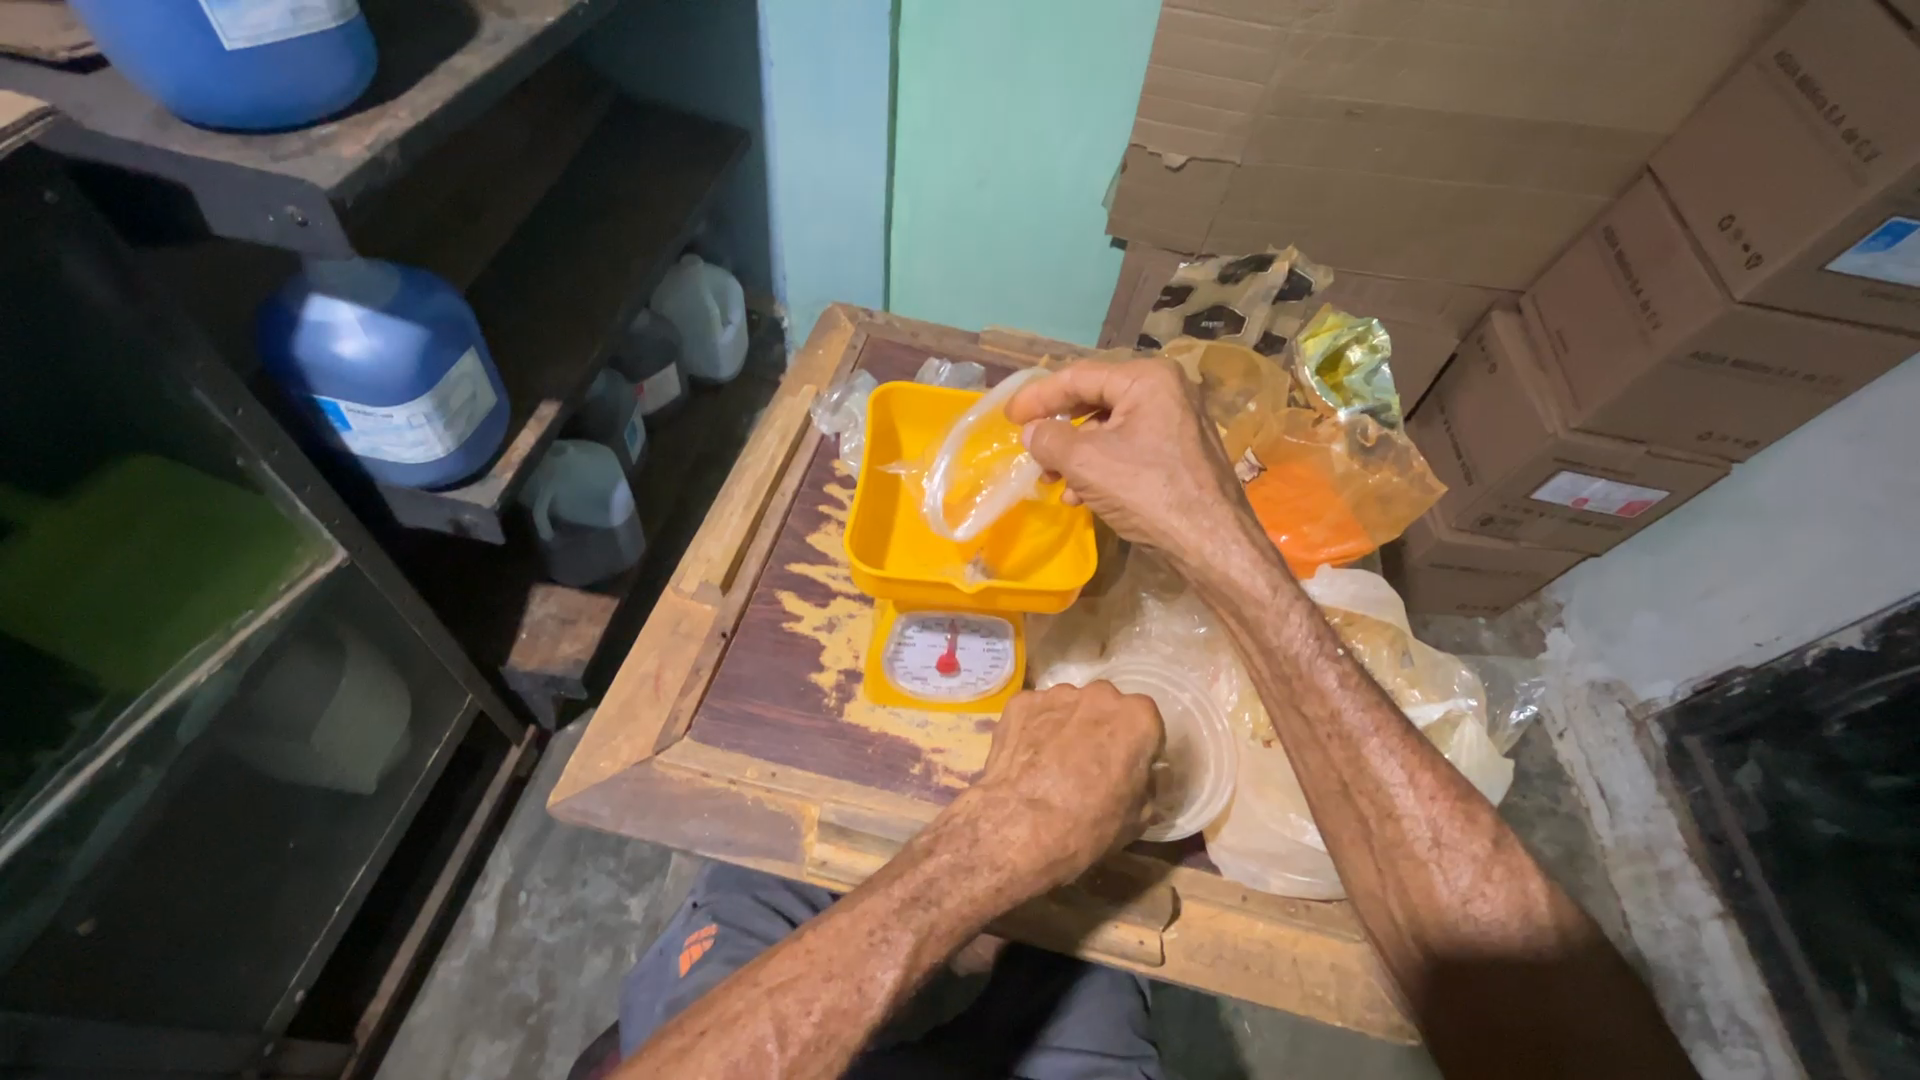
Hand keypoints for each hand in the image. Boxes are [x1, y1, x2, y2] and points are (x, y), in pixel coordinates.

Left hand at [943, 683, 1162, 902]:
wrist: (1022, 825)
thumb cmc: (1091, 824)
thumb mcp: (1140, 815)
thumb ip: (1146, 782)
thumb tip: (1141, 774)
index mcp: (1138, 717)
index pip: (1146, 724)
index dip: (1137, 747)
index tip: (1127, 767)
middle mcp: (1100, 695)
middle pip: (1106, 708)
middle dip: (1101, 729)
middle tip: (1089, 763)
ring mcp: (1057, 695)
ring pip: (1069, 706)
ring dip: (1066, 726)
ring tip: (1053, 763)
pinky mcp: (1022, 702)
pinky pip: (1035, 712)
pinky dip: (1033, 729)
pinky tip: (1027, 758)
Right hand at [1006, 359, 1259, 576]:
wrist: (1210, 542)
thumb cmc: (1148, 492)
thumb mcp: (1087, 463)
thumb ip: (1050, 440)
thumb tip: (1032, 433)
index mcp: (1147, 379)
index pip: (1079, 377)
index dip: (1038, 396)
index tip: (1009, 417)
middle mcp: (1167, 391)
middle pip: (1095, 402)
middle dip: (1058, 430)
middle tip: (1029, 447)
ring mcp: (1177, 423)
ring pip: (1109, 430)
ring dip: (1075, 455)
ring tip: (1052, 480)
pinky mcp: (1179, 454)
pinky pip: (1128, 449)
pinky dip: (1100, 468)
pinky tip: (1082, 495)